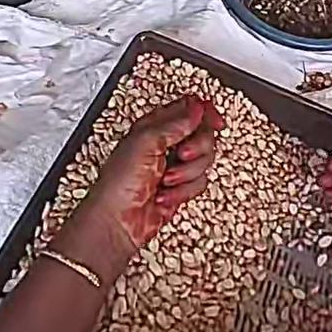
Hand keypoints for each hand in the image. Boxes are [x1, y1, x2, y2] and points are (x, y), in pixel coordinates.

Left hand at [53, 95, 223, 281]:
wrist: (117, 222)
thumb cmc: (119, 183)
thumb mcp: (145, 142)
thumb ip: (175, 123)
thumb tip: (197, 108)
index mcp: (155, 126)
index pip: (189, 109)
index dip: (205, 112)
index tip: (215, 121)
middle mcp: (167, 144)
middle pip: (203, 135)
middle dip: (197, 147)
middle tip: (183, 155)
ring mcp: (175, 167)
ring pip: (204, 160)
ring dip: (187, 173)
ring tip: (167, 179)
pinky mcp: (180, 188)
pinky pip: (200, 183)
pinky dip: (184, 190)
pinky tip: (165, 194)